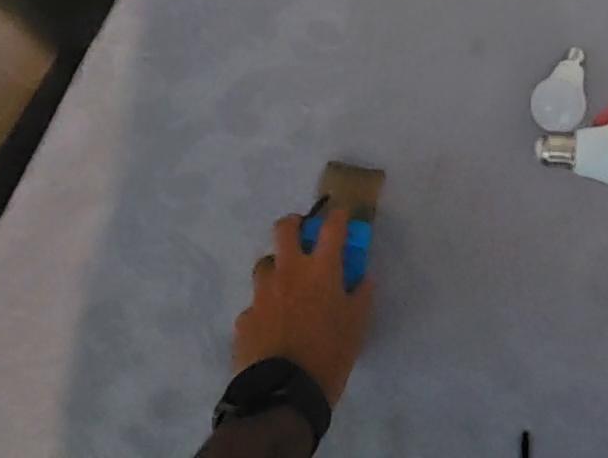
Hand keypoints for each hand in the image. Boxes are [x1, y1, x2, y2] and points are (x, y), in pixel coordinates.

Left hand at [233, 210, 373, 404]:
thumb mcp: (357, 324)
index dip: (338, 214)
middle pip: (285, 228)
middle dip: (295, 223)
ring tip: (286, 286)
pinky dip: (265, 308)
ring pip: (264, 263)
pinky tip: (272, 326)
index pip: (332, 226)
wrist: (282, 395)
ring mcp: (262, 294)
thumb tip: (362, 278)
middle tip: (303, 235)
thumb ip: (360, 295)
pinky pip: (254, 304)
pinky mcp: (244, 319)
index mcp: (321, 269)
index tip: (341, 213)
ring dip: (276, 268)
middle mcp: (289, 272)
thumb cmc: (329, 354)